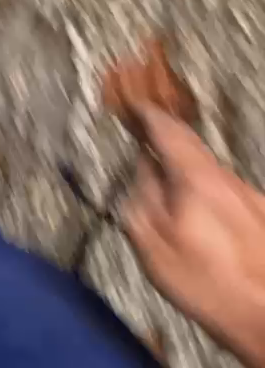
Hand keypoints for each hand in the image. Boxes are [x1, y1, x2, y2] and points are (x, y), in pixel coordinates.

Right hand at [121, 103, 264, 367]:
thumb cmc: (200, 278)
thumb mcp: (147, 233)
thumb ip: (142, 190)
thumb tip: (143, 164)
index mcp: (201, 181)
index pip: (172, 132)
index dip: (149, 114)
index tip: (130, 103)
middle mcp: (236, 187)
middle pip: (197, 156)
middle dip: (170, 150)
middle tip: (142, 146)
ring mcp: (260, 208)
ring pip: (216, 181)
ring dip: (191, 179)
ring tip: (170, 195)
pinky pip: (232, 202)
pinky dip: (209, 200)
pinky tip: (201, 223)